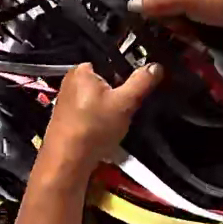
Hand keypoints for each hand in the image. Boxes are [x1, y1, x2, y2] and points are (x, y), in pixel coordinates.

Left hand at [36, 62, 163, 179]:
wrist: (67, 161)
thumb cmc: (94, 127)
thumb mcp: (125, 103)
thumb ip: (142, 82)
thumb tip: (156, 66)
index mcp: (82, 69)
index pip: (111, 62)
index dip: (127, 75)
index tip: (136, 91)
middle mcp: (71, 80)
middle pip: (106, 82)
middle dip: (119, 94)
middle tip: (127, 109)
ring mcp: (66, 100)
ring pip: (98, 99)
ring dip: (110, 109)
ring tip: (115, 123)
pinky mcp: (66, 118)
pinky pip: (90, 112)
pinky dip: (99, 120)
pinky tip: (103, 132)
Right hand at [128, 0, 222, 31]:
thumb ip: (155, 2)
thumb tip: (129, 4)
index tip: (148, 9)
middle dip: (171, 13)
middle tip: (172, 25)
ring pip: (186, 9)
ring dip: (185, 24)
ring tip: (189, 33)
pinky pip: (201, 18)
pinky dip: (199, 29)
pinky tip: (199, 37)